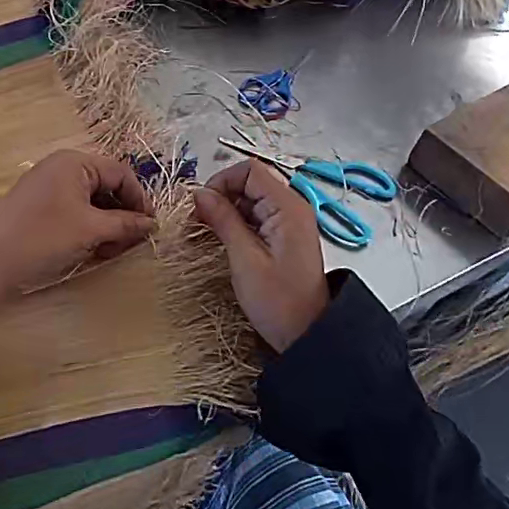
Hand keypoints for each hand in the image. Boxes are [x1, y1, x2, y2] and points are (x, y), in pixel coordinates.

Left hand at [0, 149, 155, 310]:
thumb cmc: (43, 239)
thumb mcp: (91, 231)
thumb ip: (126, 224)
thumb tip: (151, 224)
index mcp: (73, 162)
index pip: (121, 173)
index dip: (140, 200)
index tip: (150, 229)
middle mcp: (58, 167)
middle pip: (105, 187)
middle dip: (121, 217)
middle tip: (126, 247)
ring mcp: (44, 187)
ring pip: (89, 202)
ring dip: (105, 226)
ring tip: (106, 253)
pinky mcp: (35, 207)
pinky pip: (71, 211)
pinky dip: (85, 229)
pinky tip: (87, 252)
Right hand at [192, 160, 329, 351]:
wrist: (309, 337)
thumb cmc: (278, 301)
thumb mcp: (244, 259)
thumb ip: (223, 220)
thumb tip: (199, 193)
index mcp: (287, 208)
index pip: (249, 171)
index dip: (221, 182)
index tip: (202, 206)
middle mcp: (291, 208)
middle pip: (248, 182)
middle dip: (220, 196)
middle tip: (199, 221)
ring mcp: (288, 221)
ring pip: (249, 198)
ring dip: (225, 210)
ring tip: (206, 232)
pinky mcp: (283, 235)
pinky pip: (255, 215)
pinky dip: (235, 222)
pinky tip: (222, 240)